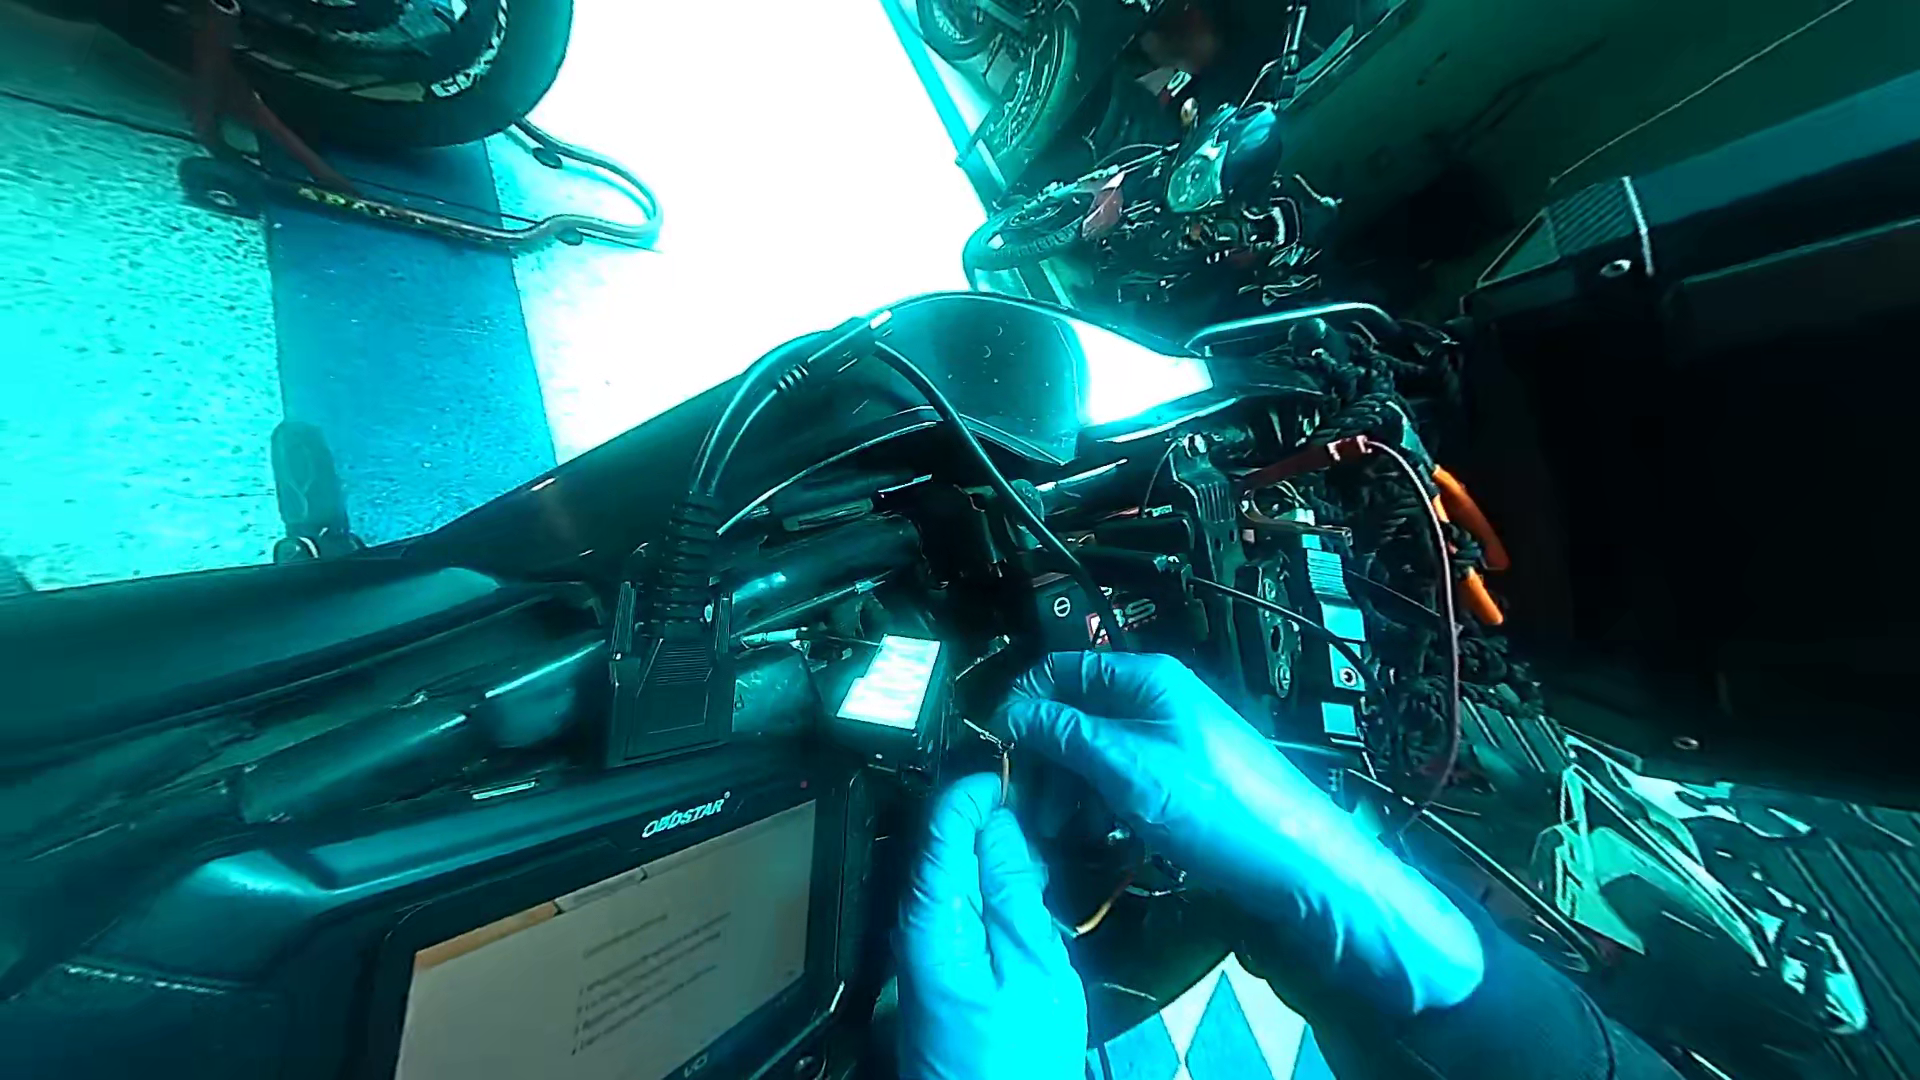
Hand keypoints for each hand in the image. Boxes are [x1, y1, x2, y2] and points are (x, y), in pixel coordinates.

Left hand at [894, 773, 1087, 1079]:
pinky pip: (962, 888)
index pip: (944, 817)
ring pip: (956, 857)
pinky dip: (993, 878)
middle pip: (947, 832)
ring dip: (997, 848)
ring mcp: (926, 928)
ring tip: (1040, 866)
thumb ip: (1013, 885)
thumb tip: (1001, 818)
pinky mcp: (939, 946)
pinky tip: (1025, 897)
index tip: (1023, 788)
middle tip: (1043, 834)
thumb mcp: (1031, 969)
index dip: (980, 790)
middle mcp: (918, 909)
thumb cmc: (1017, 1060)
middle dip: (993, 819)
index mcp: (934, 909)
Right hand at [1001, 651, 1484, 1015]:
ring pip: (1094, 747)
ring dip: (1067, 782)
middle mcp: (1151, 697)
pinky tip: (1092, 828)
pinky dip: (1097, 797)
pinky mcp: (1172, 774)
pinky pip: (1118, 773)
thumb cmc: (1211, 803)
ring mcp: (1163, 736)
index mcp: (1143, 676)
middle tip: (1027, 802)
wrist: (1302, 867)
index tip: (1000, 744)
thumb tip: (1009, 710)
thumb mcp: (1127, 766)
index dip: (1027, 701)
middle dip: (1045, 753)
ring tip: (1056, 826)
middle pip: (1075, 710)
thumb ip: (1064, 733)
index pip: (1063, 669)